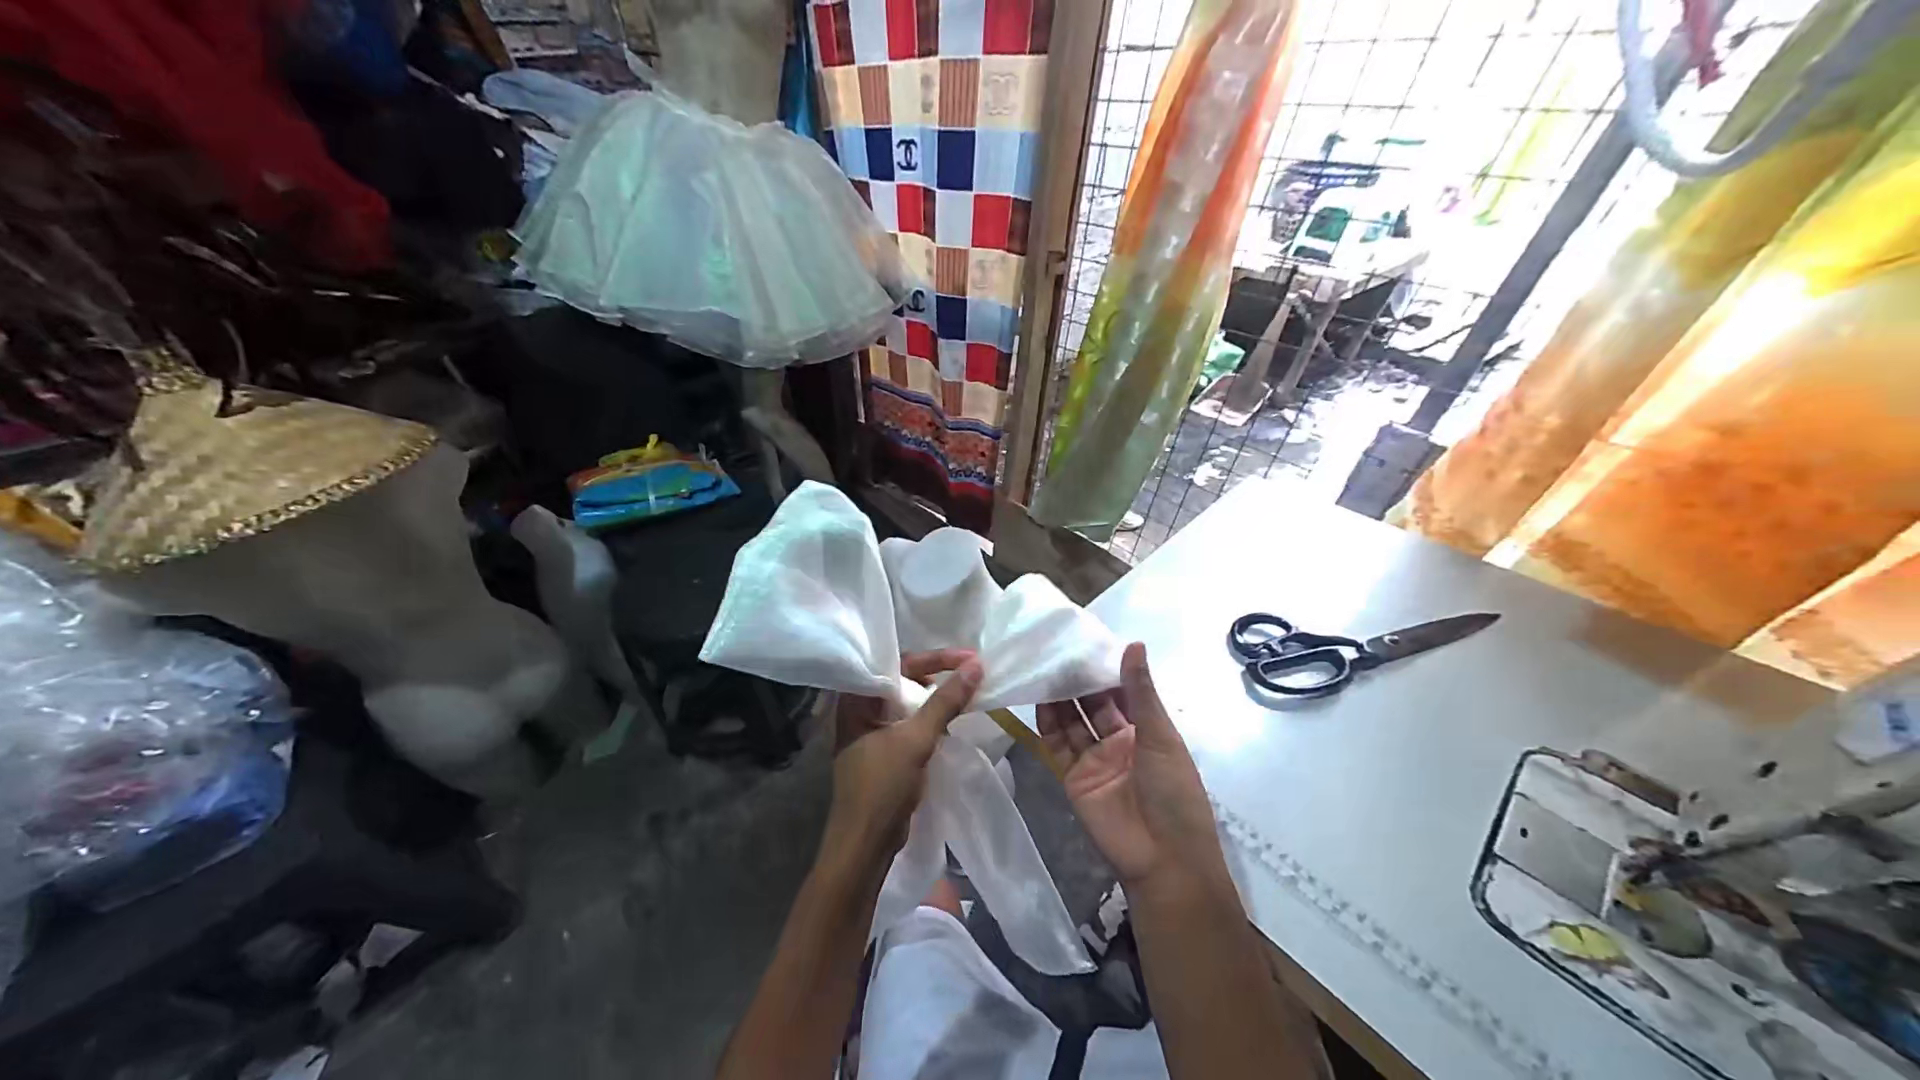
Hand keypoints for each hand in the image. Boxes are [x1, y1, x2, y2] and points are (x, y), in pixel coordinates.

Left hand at [826, 650, 981, 861]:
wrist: (865, 843)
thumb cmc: (882, 785)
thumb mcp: (917, 739)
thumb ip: (946, 701)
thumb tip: (976, 665)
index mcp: (857, 699)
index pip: (897, 662)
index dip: (934, 657)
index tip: (968, 657)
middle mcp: (861, 708)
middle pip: (904, 678)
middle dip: (938, 673)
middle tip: (972, 669)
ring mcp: (872, 730)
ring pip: (909, 701)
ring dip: (937, 696)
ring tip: (969, 688)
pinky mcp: (885, 749)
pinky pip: (912, 721)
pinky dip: (933, 716)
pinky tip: (955, 715)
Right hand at [1038, 643, 1232, 893]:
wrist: (1163, 859)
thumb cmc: (1173, 792)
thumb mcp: (1161, 736)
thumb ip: (1140, 691)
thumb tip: (1133, 643)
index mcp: (1146, 730)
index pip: (1121, 692)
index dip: (1105, 669)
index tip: (1085, 641)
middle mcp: (1118, 741)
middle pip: (1093, 704)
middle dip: (1078, 680)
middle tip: (1055, 650)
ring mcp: (1094, 760)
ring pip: (1073, 722)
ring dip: (1060, 698)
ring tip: (1043, 669)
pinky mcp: (1073, 778)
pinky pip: (1058, 746)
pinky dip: (1048, 725)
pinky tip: (1039, 701)